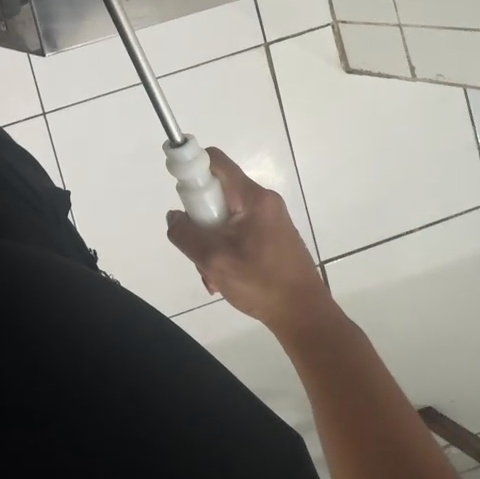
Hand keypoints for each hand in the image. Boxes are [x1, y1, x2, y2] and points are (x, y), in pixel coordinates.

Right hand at [166, 148, 337, 339]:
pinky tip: (222, 277)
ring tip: (212, 272)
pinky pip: (233, 232)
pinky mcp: (268, 236)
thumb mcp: (214, 260)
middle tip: (198, 248)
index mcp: (254, 199)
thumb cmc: (262, 284)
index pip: (214, 161)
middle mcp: (262, 202)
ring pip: (221, 217)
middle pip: (214, 193)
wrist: (305, 317)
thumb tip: (174, 217)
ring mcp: (267, 220)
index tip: (178, 193)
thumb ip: (186, 234)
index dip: (189, 166)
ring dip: (208, 242)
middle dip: (198, 221)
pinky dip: (222, 250)